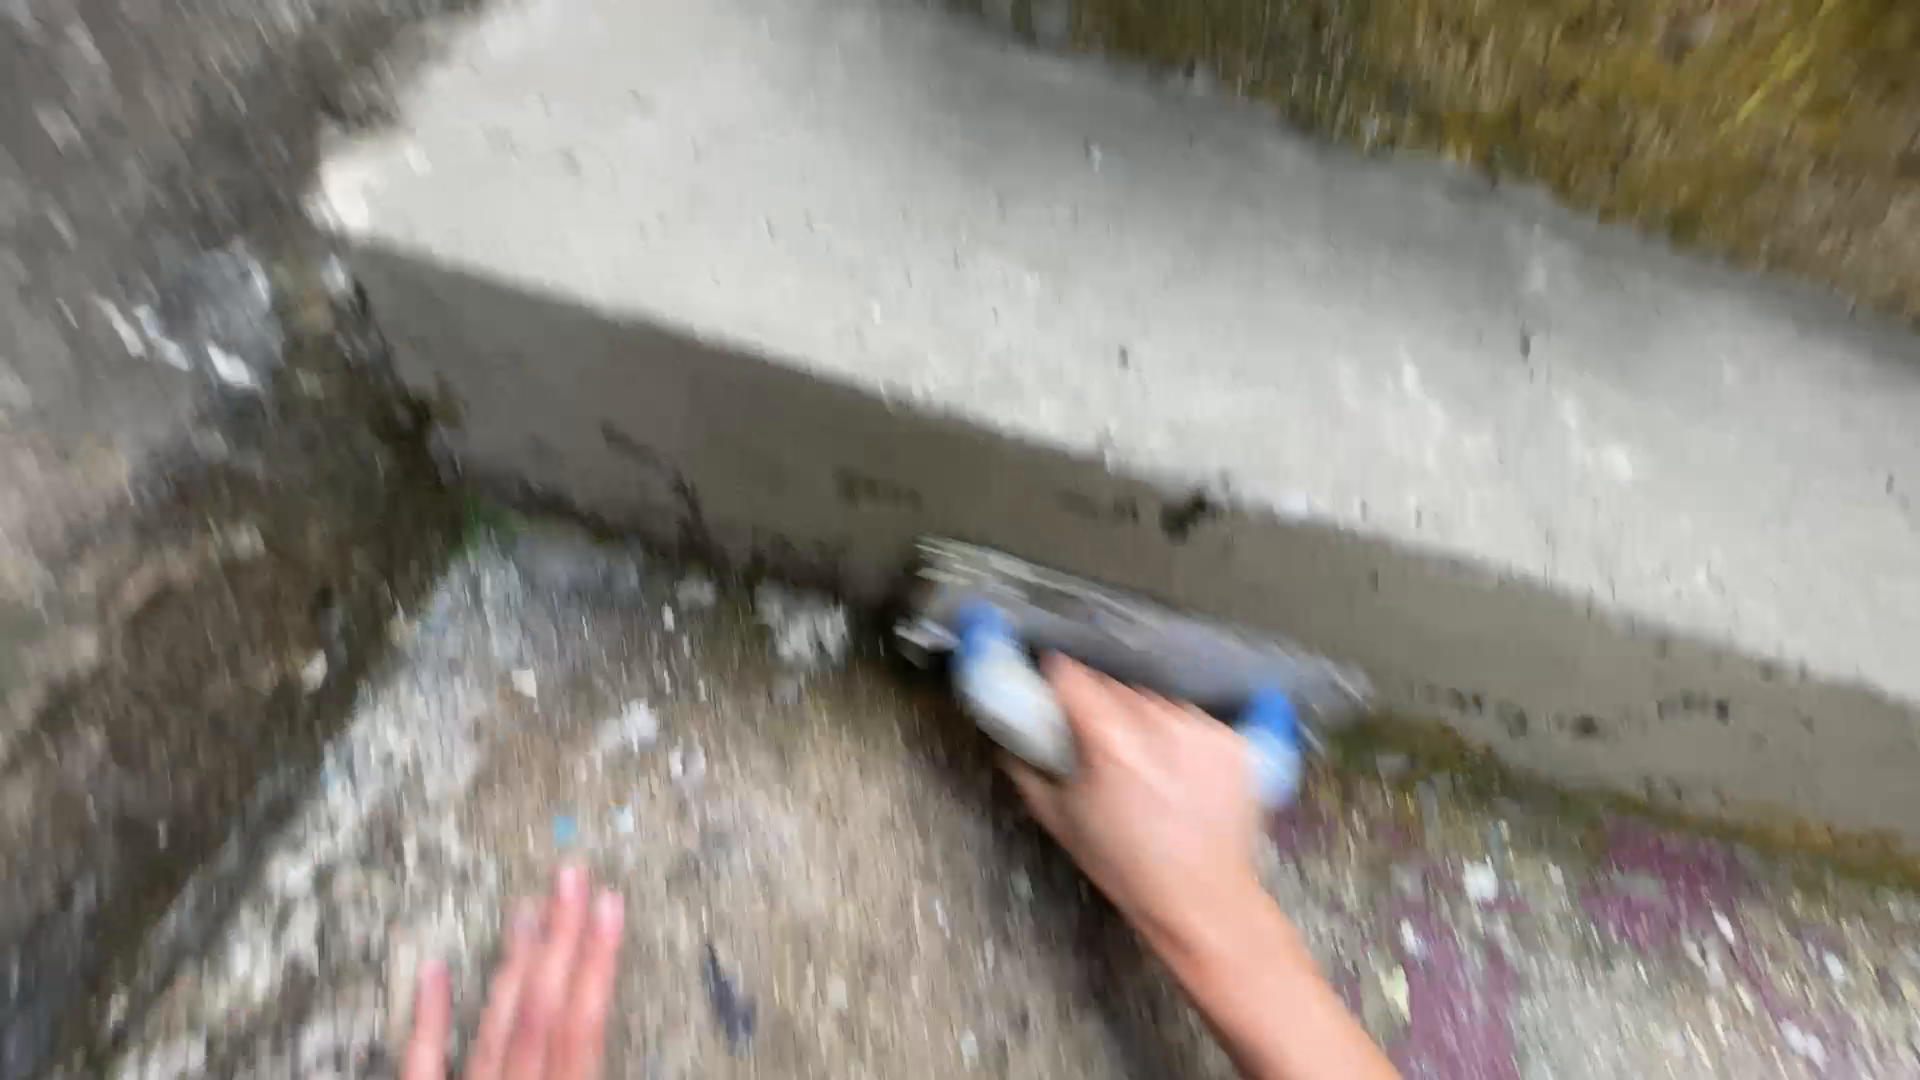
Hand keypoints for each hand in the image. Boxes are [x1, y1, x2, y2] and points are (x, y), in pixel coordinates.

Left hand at [402, 864, 625, 1079]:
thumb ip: (589, 1066)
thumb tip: (613, 1017)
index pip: (581, 1021)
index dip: (597, 958)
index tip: (609, 903)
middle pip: (540, 1007)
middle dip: (559, 936)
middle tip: (569, 875)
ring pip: (494, 1024)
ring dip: (515, 960)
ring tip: (529, 903)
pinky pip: (422, 1064)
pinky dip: (429, 1015)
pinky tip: (434, 970)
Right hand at [1002, 654, 1266, 956]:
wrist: (1202, 901)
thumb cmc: (1122, 865)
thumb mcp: (1059, 819)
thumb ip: (1025, 768)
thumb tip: (1007, 735)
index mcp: (1110, 741)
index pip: (1072, 675)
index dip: (1057, 677)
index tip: (1052, 683)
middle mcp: (1158, 725)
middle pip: (1114, 685)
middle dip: (1100, 702)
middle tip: (1097, 736)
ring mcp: (1200, 730)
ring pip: (1152, 699)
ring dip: (1140, 716)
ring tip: (1142, 756)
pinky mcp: (1231, 741)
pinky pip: (1189, 717)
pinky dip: (1177, 733)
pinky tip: (1176, 767)